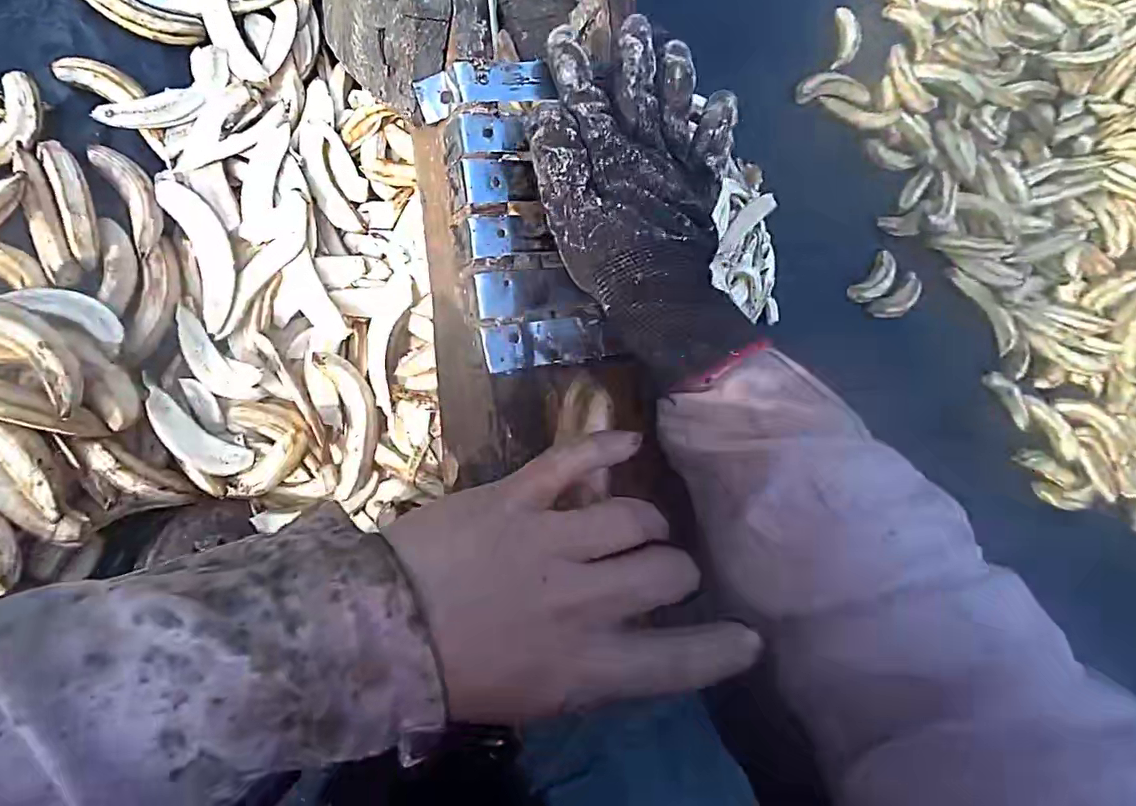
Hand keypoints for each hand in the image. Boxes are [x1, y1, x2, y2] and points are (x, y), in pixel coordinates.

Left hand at [383, 431, 760, 724]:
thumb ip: (593, 667)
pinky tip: (630, 442)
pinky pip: (571, 462)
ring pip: (632, 517)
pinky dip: (605, 447)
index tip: (748, 636)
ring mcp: (548, 540)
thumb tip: (632, 637)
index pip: (679, 661)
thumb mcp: (536, 693)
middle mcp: (580, 600)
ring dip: (646, 519)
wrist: (387, 620)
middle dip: (676, 568)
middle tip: (664, 566)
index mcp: (586, 665)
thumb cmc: (459, 669)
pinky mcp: (515, 496)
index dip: (722, 648)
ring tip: (640, 522)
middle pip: (665, 571)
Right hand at [531, 0, 762, 385]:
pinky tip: (723, 100)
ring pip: (678, 109)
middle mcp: (645, 150)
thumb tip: (546, 117)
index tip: (561, 39)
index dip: (573, 70)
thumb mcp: (568, 216)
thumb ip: (559, 164)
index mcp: (608, 157)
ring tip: (676, 45)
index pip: (585, 102)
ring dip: (677, 76)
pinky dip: (719, 122)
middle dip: (632, 58)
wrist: (664, 294)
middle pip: (637, 95)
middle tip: (632, 23)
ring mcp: (678, 165)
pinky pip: (713, 145)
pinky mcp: (702, 184)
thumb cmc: (608, 258)